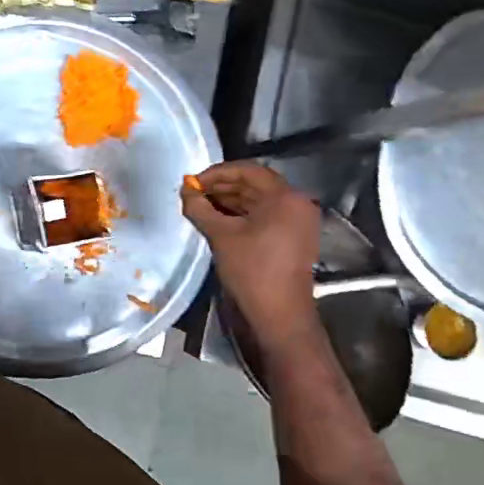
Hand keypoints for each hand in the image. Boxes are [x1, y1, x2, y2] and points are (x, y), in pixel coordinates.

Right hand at [182, 161, 321, 326]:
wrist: (279, 313)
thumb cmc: (252, 269)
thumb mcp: (221, 235)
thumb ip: (200, 208)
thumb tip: (185, 192)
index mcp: (285, 197)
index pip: (249, 171)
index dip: (217, 173)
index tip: (193, 181)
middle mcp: (297, 204)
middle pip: (255, 184)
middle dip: (222, 186)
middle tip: (193, 192)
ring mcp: (298, 221)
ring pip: (258, 201)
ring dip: (229, 200)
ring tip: (200, 204)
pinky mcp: (292, 237)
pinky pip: (264, 216)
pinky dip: (241, 214)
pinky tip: (217, 218)